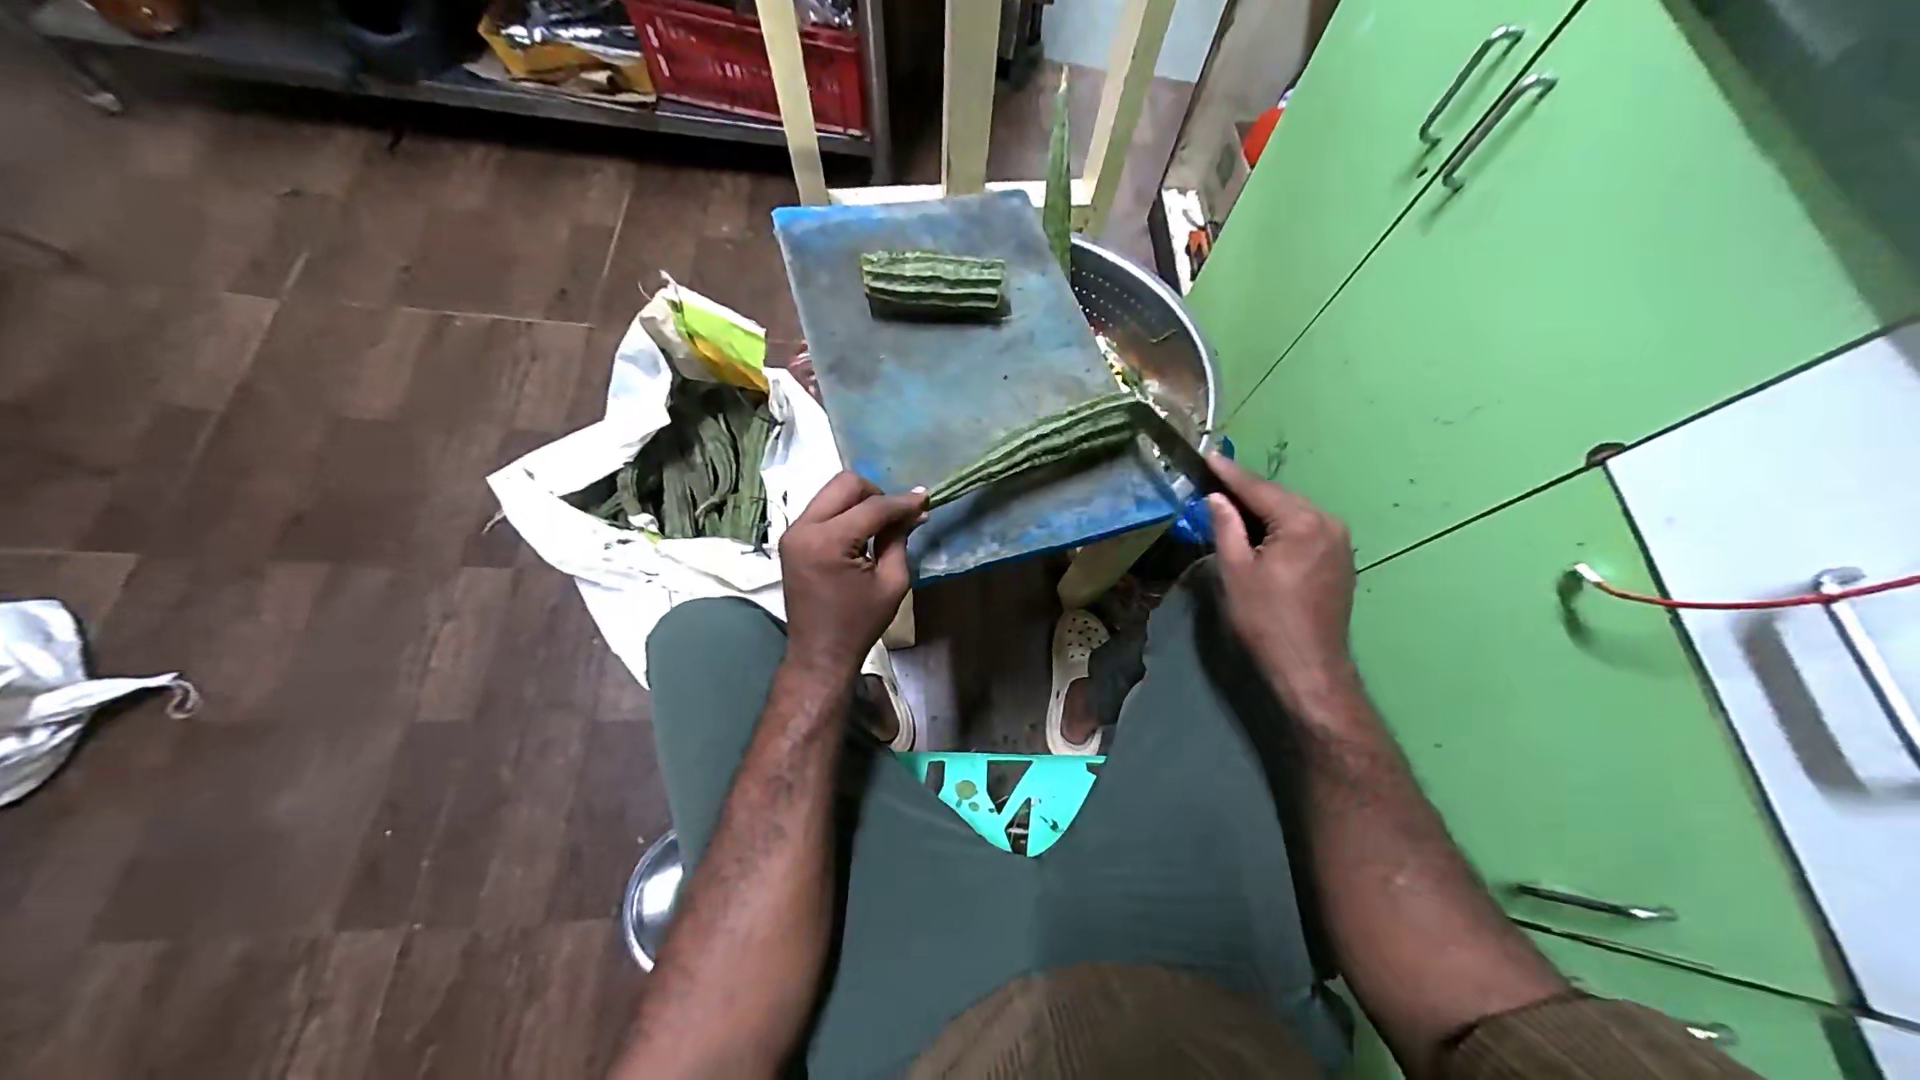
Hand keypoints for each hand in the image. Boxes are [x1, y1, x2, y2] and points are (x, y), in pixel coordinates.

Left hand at [778, 472, 928, 679]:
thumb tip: (915, 510)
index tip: (925, 499)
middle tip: (896, 516)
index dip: (902, 502)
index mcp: (828, 542)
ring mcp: (793, 532)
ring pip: (831, 492)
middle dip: (877, 493)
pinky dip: (845, 512)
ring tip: (881, 525)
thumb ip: (899, 539)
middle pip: (845, 484)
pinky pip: (822, 509)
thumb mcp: (892, 582)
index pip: (872, 506)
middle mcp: (804, 528)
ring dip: (860, 502)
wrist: (820, 652)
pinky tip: (861, 532)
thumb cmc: (859, 623)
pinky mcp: (792, 538)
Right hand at [1206, 453, 1360, 713]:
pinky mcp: (1339, 560)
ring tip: (1230, 505)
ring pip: (1292, 513)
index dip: (1228, 474)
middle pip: (1279, 498)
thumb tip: (1217, 498)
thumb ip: (1226, 527)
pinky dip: (1280, 527)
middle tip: (1212, 482)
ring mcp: (1339, 542)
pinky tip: (1259, 531)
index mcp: (1302, 522)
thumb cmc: (1265, 620)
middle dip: (1246, 492)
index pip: (1258, 489)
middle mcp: (1328, 523)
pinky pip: (1304, 530)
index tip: (1206, 457)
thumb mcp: (1235, 571)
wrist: (1308, 667)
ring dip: (1263, 510)